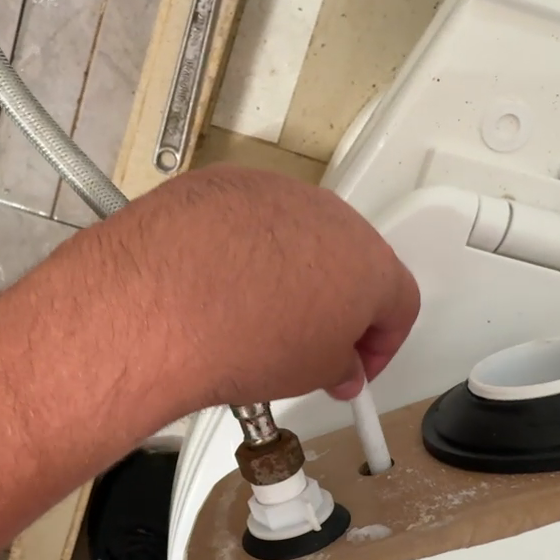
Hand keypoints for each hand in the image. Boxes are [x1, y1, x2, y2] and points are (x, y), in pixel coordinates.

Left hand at [56, 166, 419, 413]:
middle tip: (305, 343)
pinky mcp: (222, 184)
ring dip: (283, 272)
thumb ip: (339, 367)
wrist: (160, 304)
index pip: (399, 303)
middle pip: (347, 260)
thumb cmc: (236, 338)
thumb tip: (336, 366)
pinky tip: (214, 284)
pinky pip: (242, 219)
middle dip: (332, 303)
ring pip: (294, 233)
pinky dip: (236, 247)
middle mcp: (328, 215)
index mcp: (369, 263)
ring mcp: (274, 192)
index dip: (380, 344)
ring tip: (249, 316)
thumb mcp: (307, 376)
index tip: (355, 365)